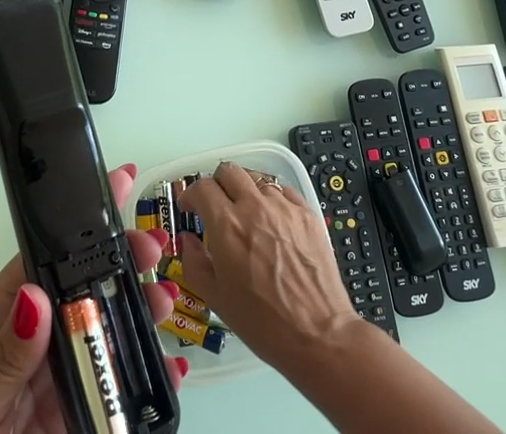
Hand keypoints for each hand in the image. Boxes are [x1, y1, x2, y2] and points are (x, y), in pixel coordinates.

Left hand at [0, 164, 186, 433]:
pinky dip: (143, 379)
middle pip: (84, 293)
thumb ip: (3, 356)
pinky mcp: (73, 416)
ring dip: (137, 316)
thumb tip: (35, 298)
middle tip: (153, 248)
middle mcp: (33, 342)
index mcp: (0, 320)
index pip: (45, 260)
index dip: (80, 226)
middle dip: (121, 264)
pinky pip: (112, 391)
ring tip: (163, 302)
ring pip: (104, 336)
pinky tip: (165, 367)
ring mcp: (55, 378)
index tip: (114, 187)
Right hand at [174, 162, 360, 369]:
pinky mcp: (308, 215)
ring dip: (246, 191)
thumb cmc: (264, 322)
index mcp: (227, 226)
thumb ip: (194, 262)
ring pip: (258, 179)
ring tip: (246, 214)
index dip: (191, 195)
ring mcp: (285, 209)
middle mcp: (255, 208)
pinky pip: (285, 192)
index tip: (191, 207)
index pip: (202, 187)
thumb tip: (188, 241)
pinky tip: (272, 221)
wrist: (317, 334)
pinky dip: (273, 200)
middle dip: (217, 184)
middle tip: (215, 204)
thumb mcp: (216, 298)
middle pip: (229, 171)